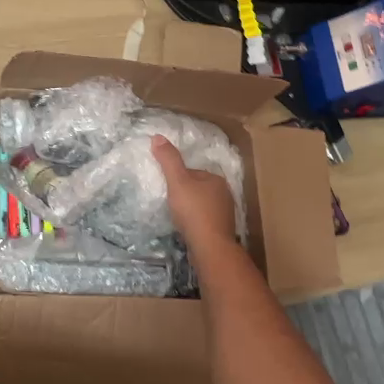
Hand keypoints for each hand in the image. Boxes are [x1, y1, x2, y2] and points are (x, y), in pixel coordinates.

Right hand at [152, 135, 238, 249]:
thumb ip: (169, 160)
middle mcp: (224, 194)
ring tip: (176, 217)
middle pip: (198, 189)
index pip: (193, 172)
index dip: (178, 178)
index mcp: (216, 179)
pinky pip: (205, 221)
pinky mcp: (222, 231)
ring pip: (202, 206)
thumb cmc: (193, 210)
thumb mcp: (177, 181)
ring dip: (190, 210)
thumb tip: (157, 136)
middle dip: (185, 194)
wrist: (210, 246)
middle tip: (169, 203)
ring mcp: (225, 214)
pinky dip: (195, 223)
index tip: (167, 187)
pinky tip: (186, 229)